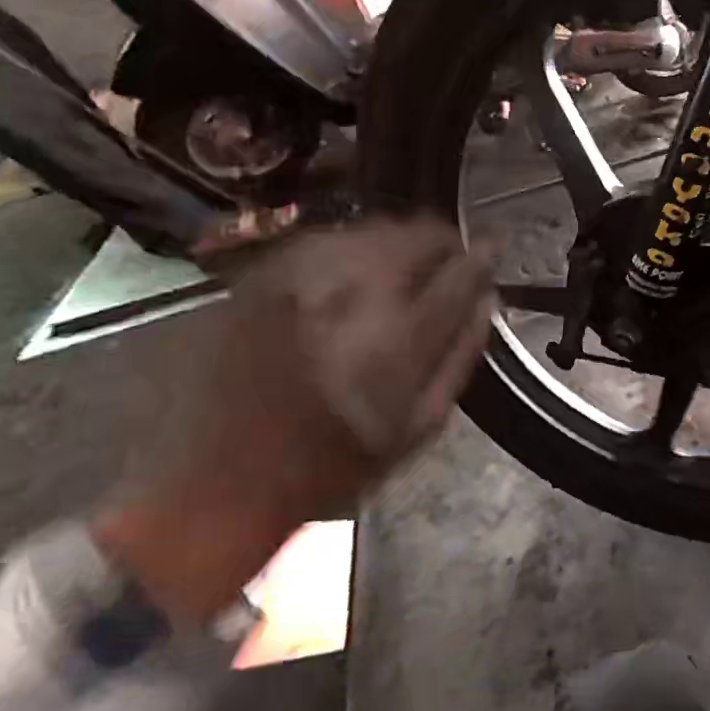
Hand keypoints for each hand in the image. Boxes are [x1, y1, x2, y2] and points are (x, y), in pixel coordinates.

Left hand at [93, 217, 493, 623]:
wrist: (216, 483)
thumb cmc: (334, 463)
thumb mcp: (422, 425)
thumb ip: (462, 352)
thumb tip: (486, 298)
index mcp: (397, 336)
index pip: (463, 269)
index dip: (485, 257)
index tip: (492, 253)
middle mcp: (350, 289)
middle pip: (418, 231)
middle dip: (443, 245)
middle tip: (446, 268)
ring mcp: (300, 275)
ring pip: (375, 227)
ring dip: (399, 245)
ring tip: (400, 275)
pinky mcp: (262, 274)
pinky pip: (329, 239)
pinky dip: (354, 251)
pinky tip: (352, 282)